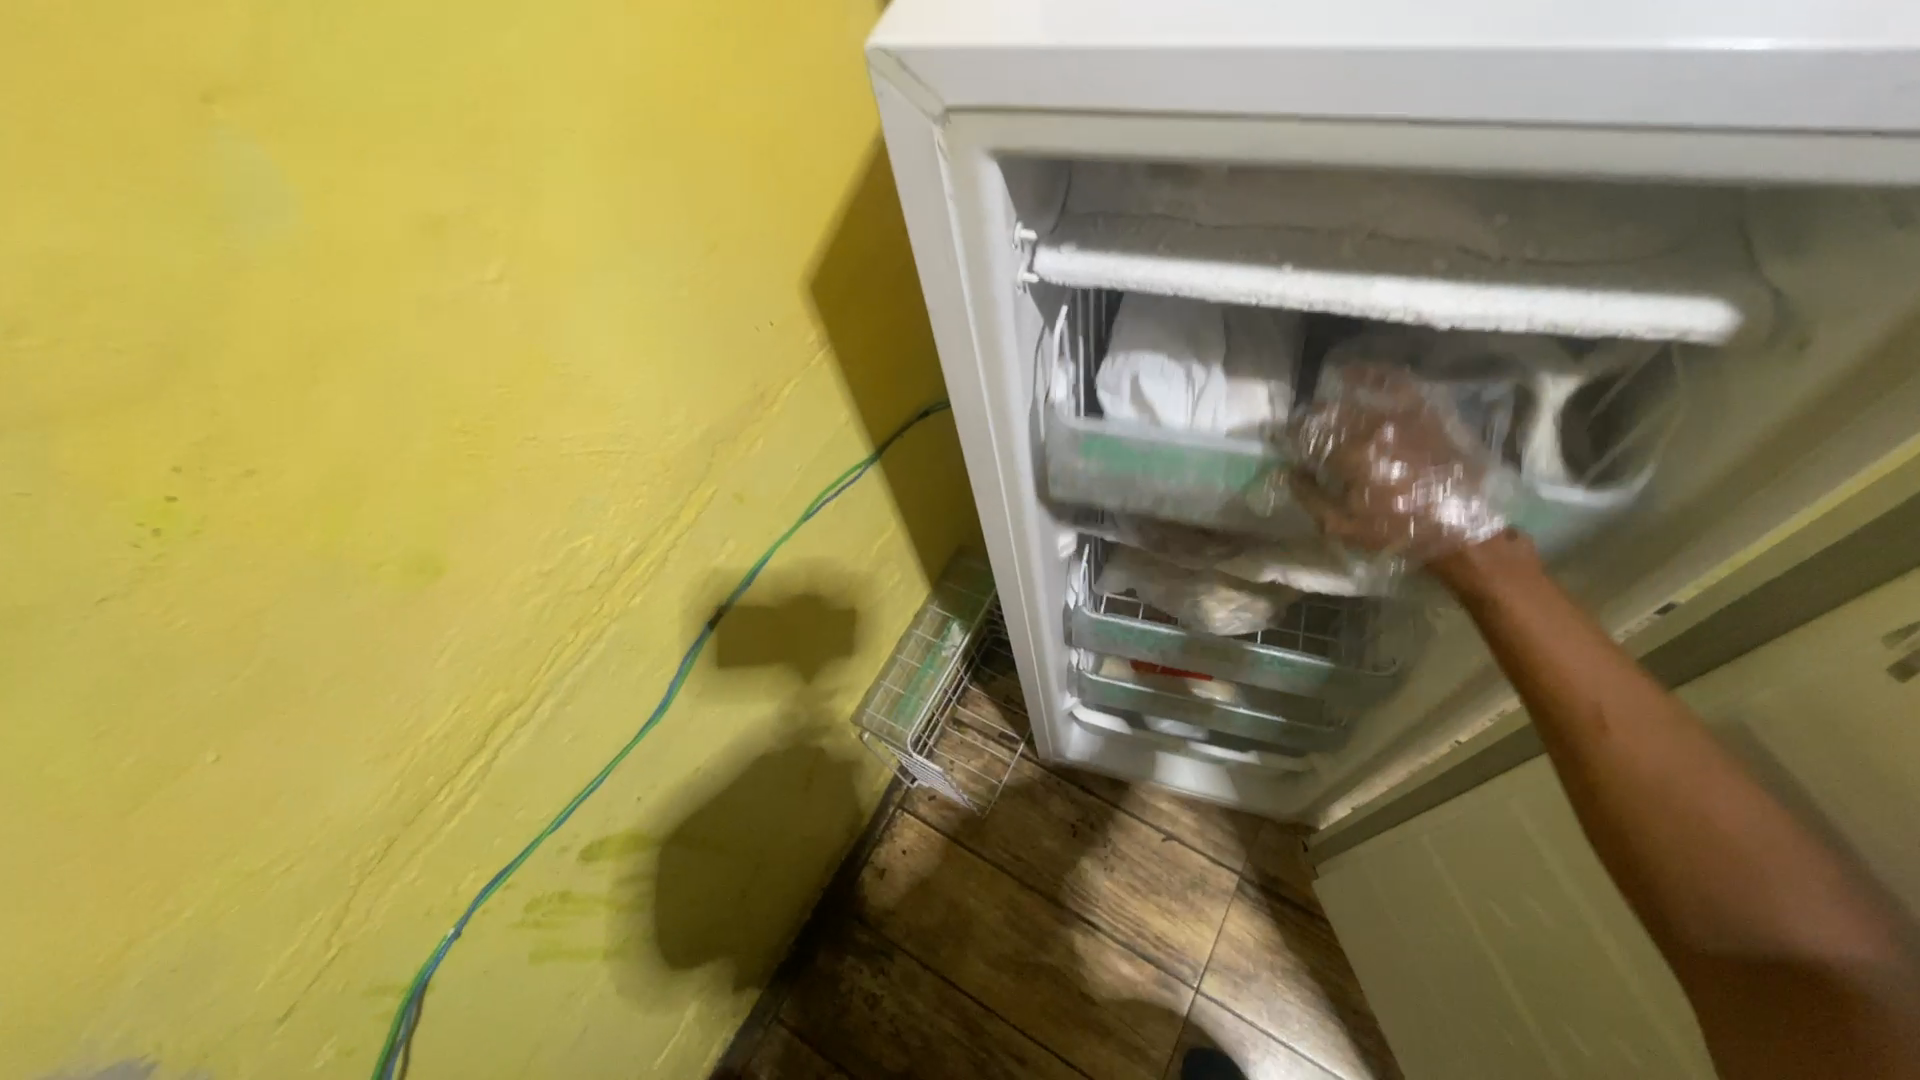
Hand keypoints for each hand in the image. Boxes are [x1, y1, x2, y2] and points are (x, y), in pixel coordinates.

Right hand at [1289, 362, 1508, 563]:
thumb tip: (1288, 470)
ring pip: (1357, 397)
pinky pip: (1396, 383)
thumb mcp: (1341, 527)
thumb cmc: (1396, 533)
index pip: (1305, 435)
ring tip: (1325, 408)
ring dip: (1335, 402)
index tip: (1281, 440)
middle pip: (1329, 412)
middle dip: (1311, 420)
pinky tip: (1354, 373)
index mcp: (1351, 457)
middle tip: (1305, 431)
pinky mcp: (1426, 413)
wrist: (1461, 530)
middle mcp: (1375, 428)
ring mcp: (1404, 416)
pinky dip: (1372, 375)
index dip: (1289, 436)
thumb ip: (1309, 495)